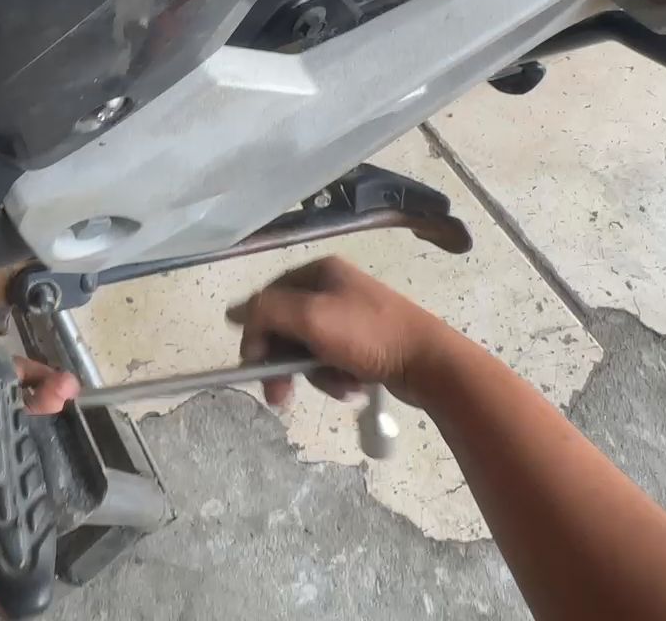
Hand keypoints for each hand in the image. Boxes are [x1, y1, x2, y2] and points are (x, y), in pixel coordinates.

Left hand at [0, 355, 78, 556]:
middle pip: (7, 395)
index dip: (38, 374)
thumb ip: (32, 407)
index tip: (67, 389)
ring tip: (60, 431)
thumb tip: (68, 383)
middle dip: (38, 399)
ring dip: (30, 426)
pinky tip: (39, 460)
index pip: (7, 370)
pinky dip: (18, 451)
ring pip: (3, 423)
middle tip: (67, 410)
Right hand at [228, 255, 454, 407]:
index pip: (269, 297)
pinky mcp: (367, 342)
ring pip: (308, 346)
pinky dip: (335, 376)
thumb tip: (232, 313)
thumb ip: (266, 311)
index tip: (253, 363)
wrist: (433, 365)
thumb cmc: (369, 335)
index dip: (256, 329)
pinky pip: (333, 359)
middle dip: (283, 360)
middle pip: (287, 325)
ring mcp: (351, 315)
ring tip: (334, 388)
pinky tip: (352, 386)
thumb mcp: (310, 317)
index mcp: (319, 271)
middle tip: (280, 395)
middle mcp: (333, 287)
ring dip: (313, 372)